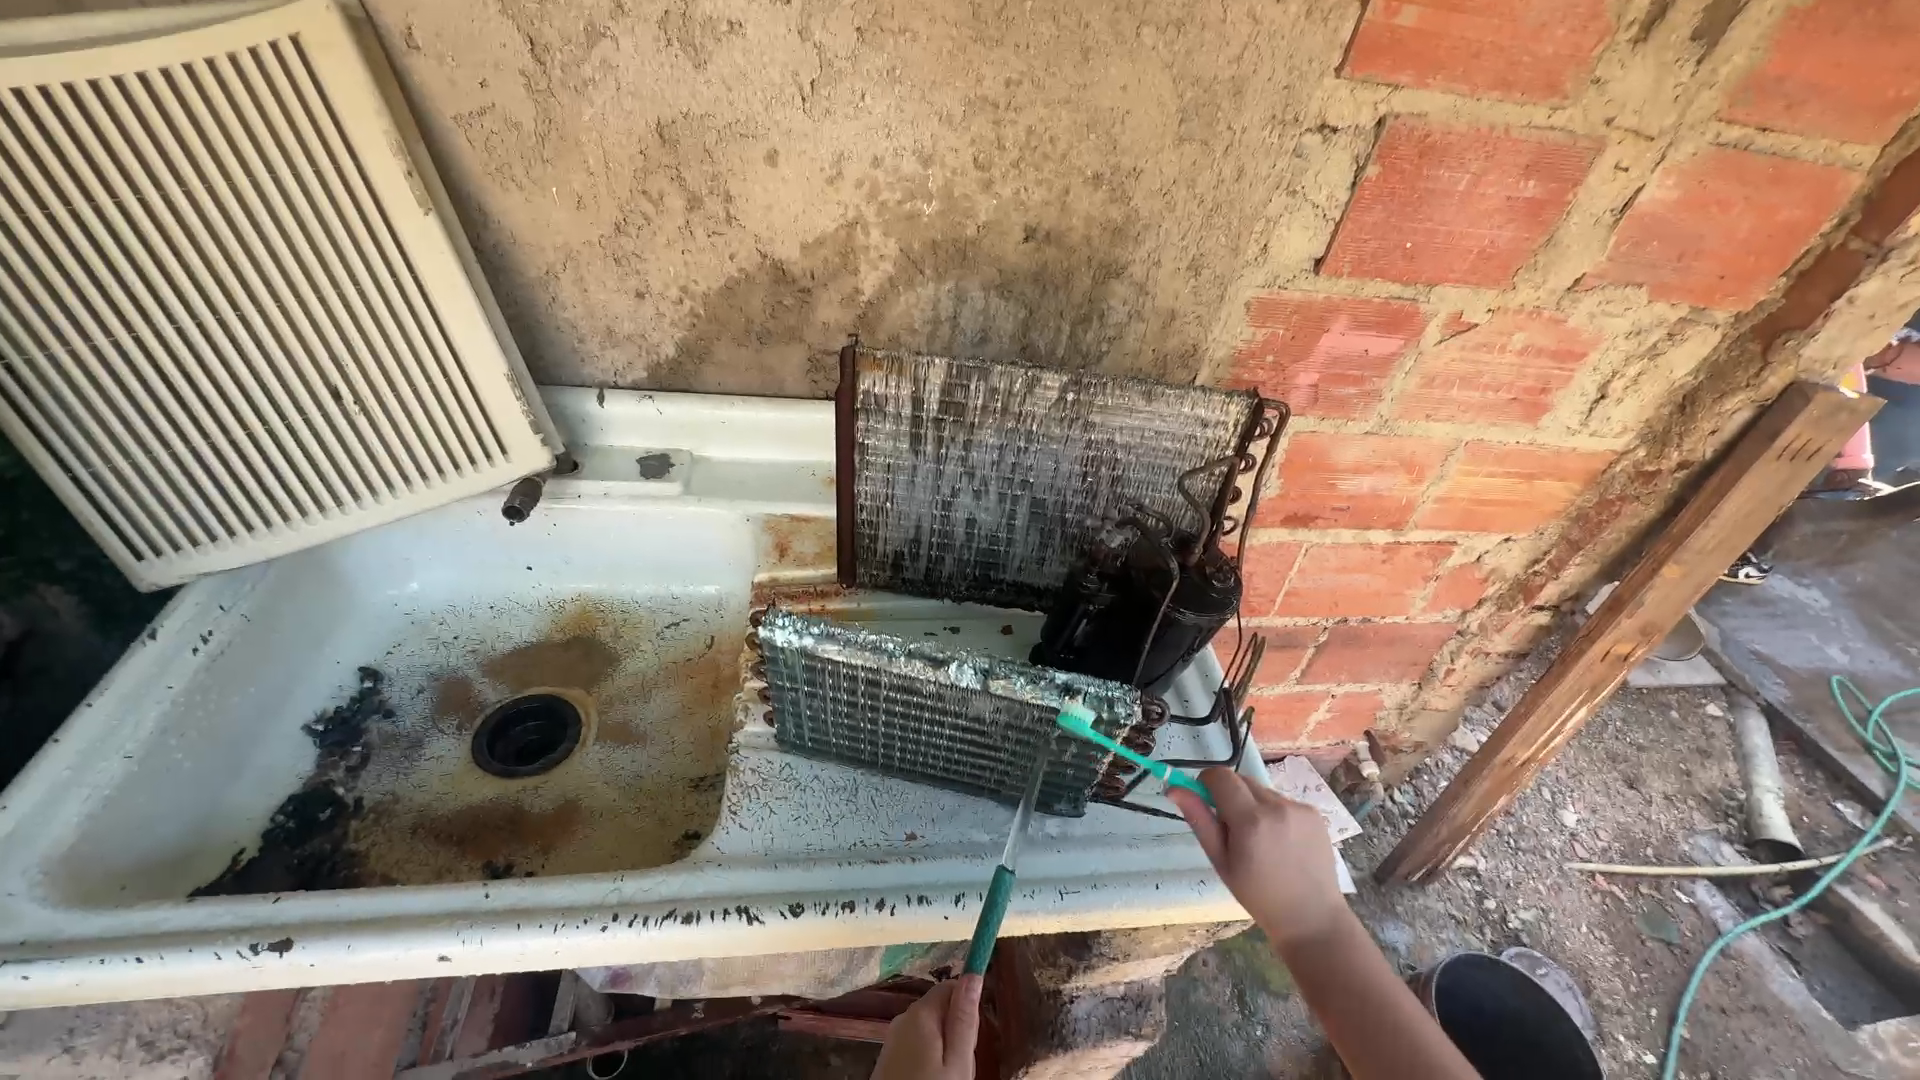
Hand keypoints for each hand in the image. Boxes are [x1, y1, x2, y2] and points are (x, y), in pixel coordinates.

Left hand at [870, 974, 981, 1079]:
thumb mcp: (958, 1062)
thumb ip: (964, 1018)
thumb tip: (973, 974)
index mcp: (920, 1014)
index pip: (949, 987)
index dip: (966, 1006)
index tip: (974, 1034)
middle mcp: (903, 1020)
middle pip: (940, 1011)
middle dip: (956, 1034)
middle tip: (962, 1066)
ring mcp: (892, 1040)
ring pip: (930, 1033)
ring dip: (944, 1052)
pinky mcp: (888, 1059)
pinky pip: (916, 1049)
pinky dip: (929, 1064)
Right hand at [1168, 767, 1345, 948]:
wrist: (1311, 918)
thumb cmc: (1258, 895)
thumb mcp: (1220, 860)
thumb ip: (1198, 819)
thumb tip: (1174, 789)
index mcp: (1250, 820)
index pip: (1220, 776)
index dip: (1206, 782)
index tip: (1205, 801)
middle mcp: (1277, 806)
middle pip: (1241, 779)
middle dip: (1229, 795)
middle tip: (1232, 829)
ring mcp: (1299, 808)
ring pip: (1261, 790)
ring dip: (1252, 804)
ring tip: (1260, 840)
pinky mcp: (1315, 813)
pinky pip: (1282, 800)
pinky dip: (1274, 812)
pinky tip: (1280, 842)